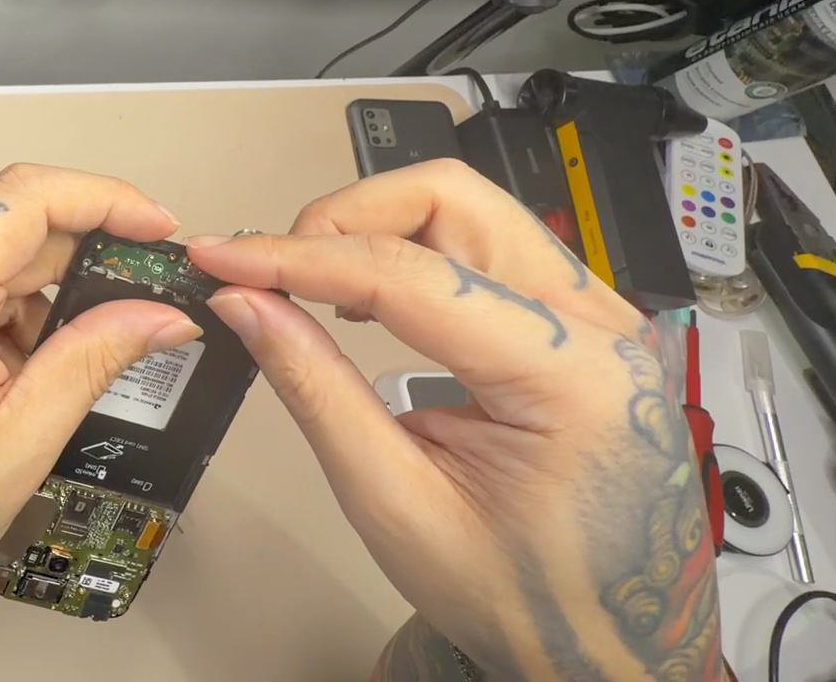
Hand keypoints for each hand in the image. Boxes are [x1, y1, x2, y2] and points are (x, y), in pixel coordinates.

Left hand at [0, 165, 197, 676]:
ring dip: (49, 295)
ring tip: (73, 361)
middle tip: (143, 297)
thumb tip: (159, 315)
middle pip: (14, 226)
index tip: (155, 224)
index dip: (102, 197)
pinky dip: (12, 315)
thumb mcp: (19, 440)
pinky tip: (25, 370)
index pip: (23, 197)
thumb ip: (93, 359)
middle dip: (88, 255)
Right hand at [188, 159, 720, 678]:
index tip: (219, 257)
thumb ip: (314, 387)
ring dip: (365, 226)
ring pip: (455, 207)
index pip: (405, 275)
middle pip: (446, 199)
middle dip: (340, 218)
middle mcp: (596, 326)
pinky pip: (466, 242)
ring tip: (309, 282)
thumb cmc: (521, 597)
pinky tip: (359, 295)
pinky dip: (392, 247)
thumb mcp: (394, 502)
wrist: (616, 650)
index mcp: (572, 379)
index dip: (294, 256)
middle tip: (275, 270)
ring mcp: (588, 314)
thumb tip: (243, 302)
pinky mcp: (563, 318)